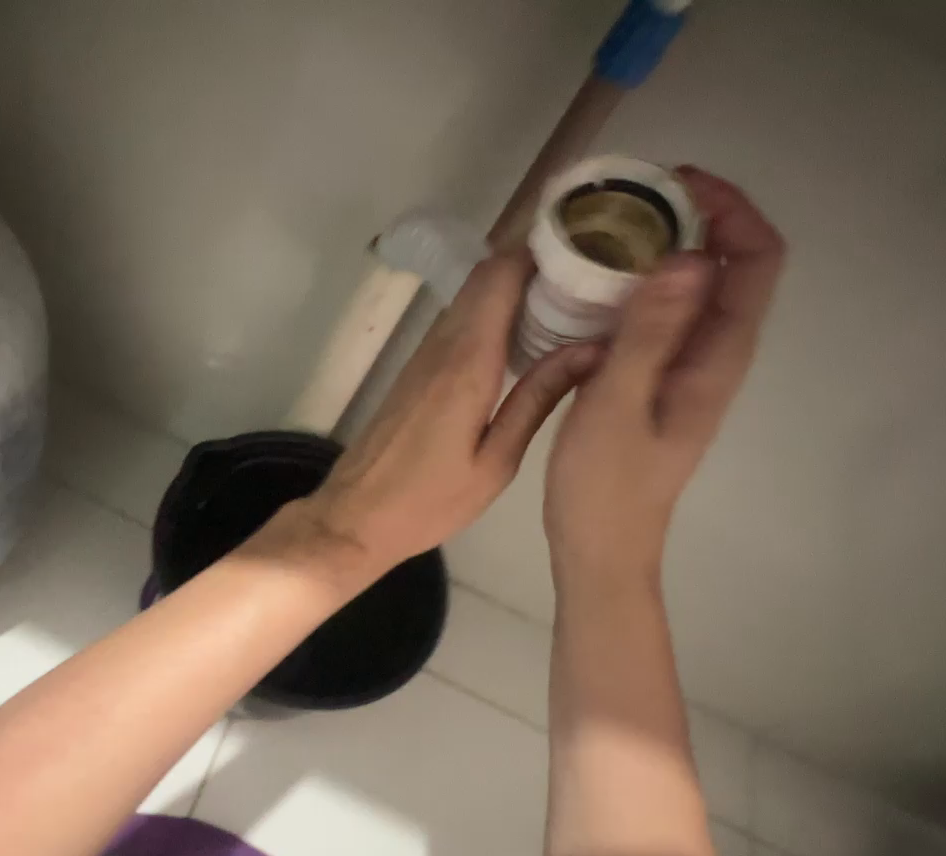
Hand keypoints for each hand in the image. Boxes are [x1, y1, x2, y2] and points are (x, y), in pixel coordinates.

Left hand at [275, 253, 595, 581]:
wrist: (354, 519)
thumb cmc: (427, 502)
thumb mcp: (494, 463)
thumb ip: (538, 400)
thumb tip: (590, 348)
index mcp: (466, 363)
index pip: (500, 275)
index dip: (542, 249)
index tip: (591, 247)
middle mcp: (441, 347)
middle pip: (486, 278)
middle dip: (536, 263)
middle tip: (592, 274)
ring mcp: (422, 358)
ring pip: (471, 299)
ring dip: (515, 289)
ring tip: (571, 301)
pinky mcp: (414, 373)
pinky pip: (458, 325)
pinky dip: (493, 317)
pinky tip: (527, 337)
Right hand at [543, 166, 784, 585]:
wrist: (600, 548)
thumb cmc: (607, 486)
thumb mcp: (618, 405)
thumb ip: (649, 334)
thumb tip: (688, 256)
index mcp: (716, 358)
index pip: (756, 261)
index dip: (730, 210)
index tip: (673, 185)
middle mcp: (710, 357)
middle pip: (728, 268)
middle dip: (691, 221)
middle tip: (625, 204)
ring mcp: (680, 373)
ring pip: (688, 294)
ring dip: (659, 255)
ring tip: (602, 238)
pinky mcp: (650, 386)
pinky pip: (655, 321)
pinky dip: (632, 294)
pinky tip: (587, 295)